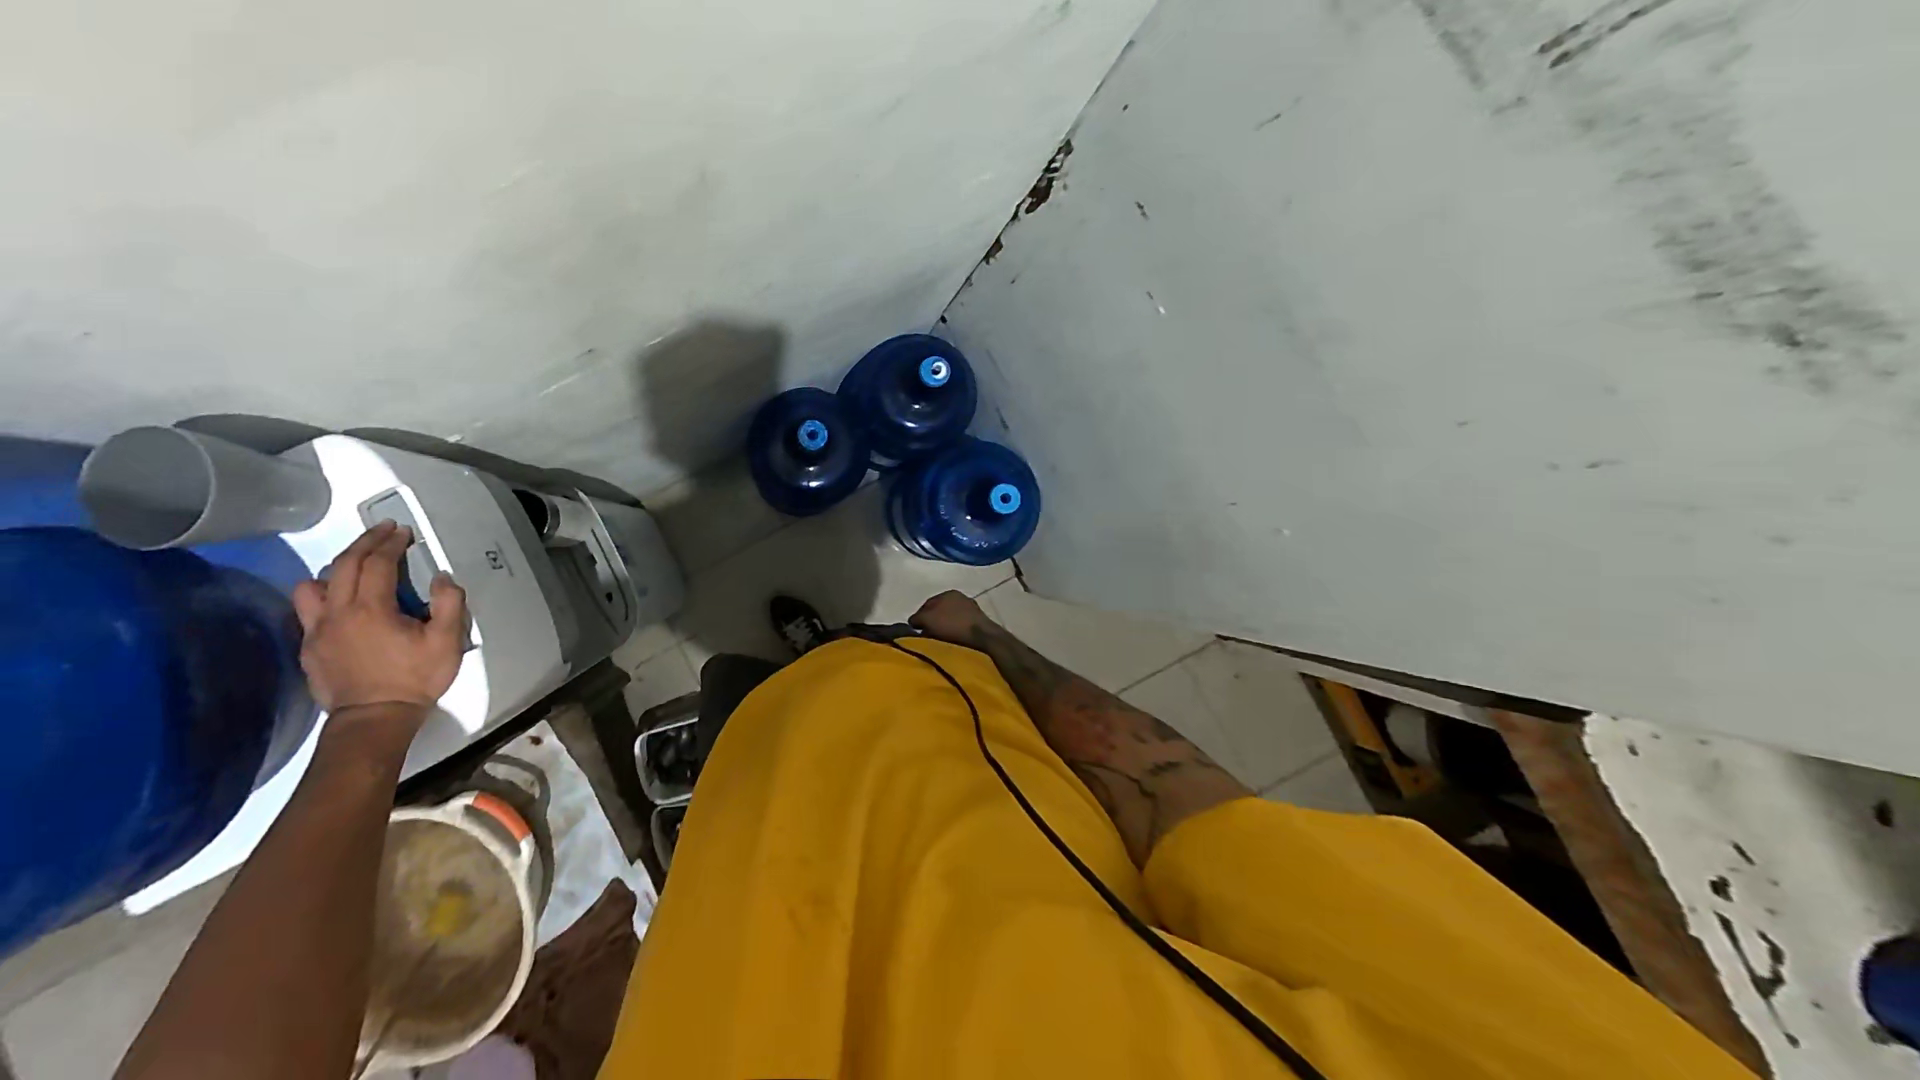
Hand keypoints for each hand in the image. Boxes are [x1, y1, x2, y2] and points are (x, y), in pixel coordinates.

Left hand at [291, 521, 468, 713]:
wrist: (375, 718)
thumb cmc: (415, 678)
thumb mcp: (447, 641)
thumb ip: (449, 604)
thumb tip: (441, 578)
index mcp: (371, 608)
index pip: (378, 563)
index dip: (391, 543)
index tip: (403, 532)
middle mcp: (337, 612)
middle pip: (344, 565)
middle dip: (365, 543)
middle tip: (383, 531)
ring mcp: (317, 629)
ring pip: (313, 584)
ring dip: (335, 567)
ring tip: (355, 566)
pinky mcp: (309, 646)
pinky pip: (307, 609)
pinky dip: (323, 594)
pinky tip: (340, 600)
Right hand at [909, 590, 996, 645]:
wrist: (983, 637)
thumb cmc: (952, 625)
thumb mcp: (927, 619)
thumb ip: (917, 618)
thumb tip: (913, 621)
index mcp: (948, 593)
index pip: (927, 604)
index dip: (919, 618)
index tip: (915, 632)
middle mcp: (961, 598)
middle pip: (940, 612)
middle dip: (933, 624)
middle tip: (927, 638)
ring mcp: (972, 610)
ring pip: (951, 621)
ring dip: (945, 630)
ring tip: (939, 643)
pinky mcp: (980, 623)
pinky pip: (962, 628)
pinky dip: (956, 634)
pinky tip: (953, 643)